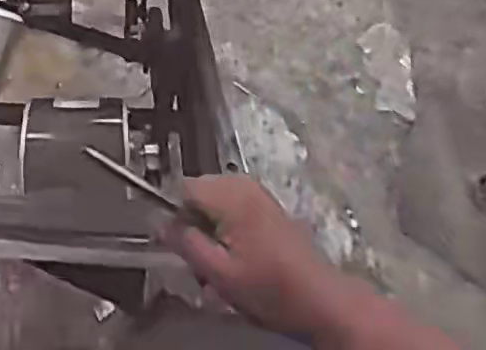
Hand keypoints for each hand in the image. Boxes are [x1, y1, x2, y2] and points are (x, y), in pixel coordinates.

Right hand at [162, 175, 334, 334]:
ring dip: (209, 225)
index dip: (176, 214)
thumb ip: (187, 245)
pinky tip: (238, 253)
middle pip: (198, 191)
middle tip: (202, 258)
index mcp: (230, 194)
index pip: (183, 187)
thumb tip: (162, 225)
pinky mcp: (265, 202)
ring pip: (213, 198)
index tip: (182, 244)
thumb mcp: (221, 274)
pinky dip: (227, 224)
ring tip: (220, 260)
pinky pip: (231, 203)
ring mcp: (256, 191)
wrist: (323, 301)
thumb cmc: (271, 288)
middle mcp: (241, 183)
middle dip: (193, 221)